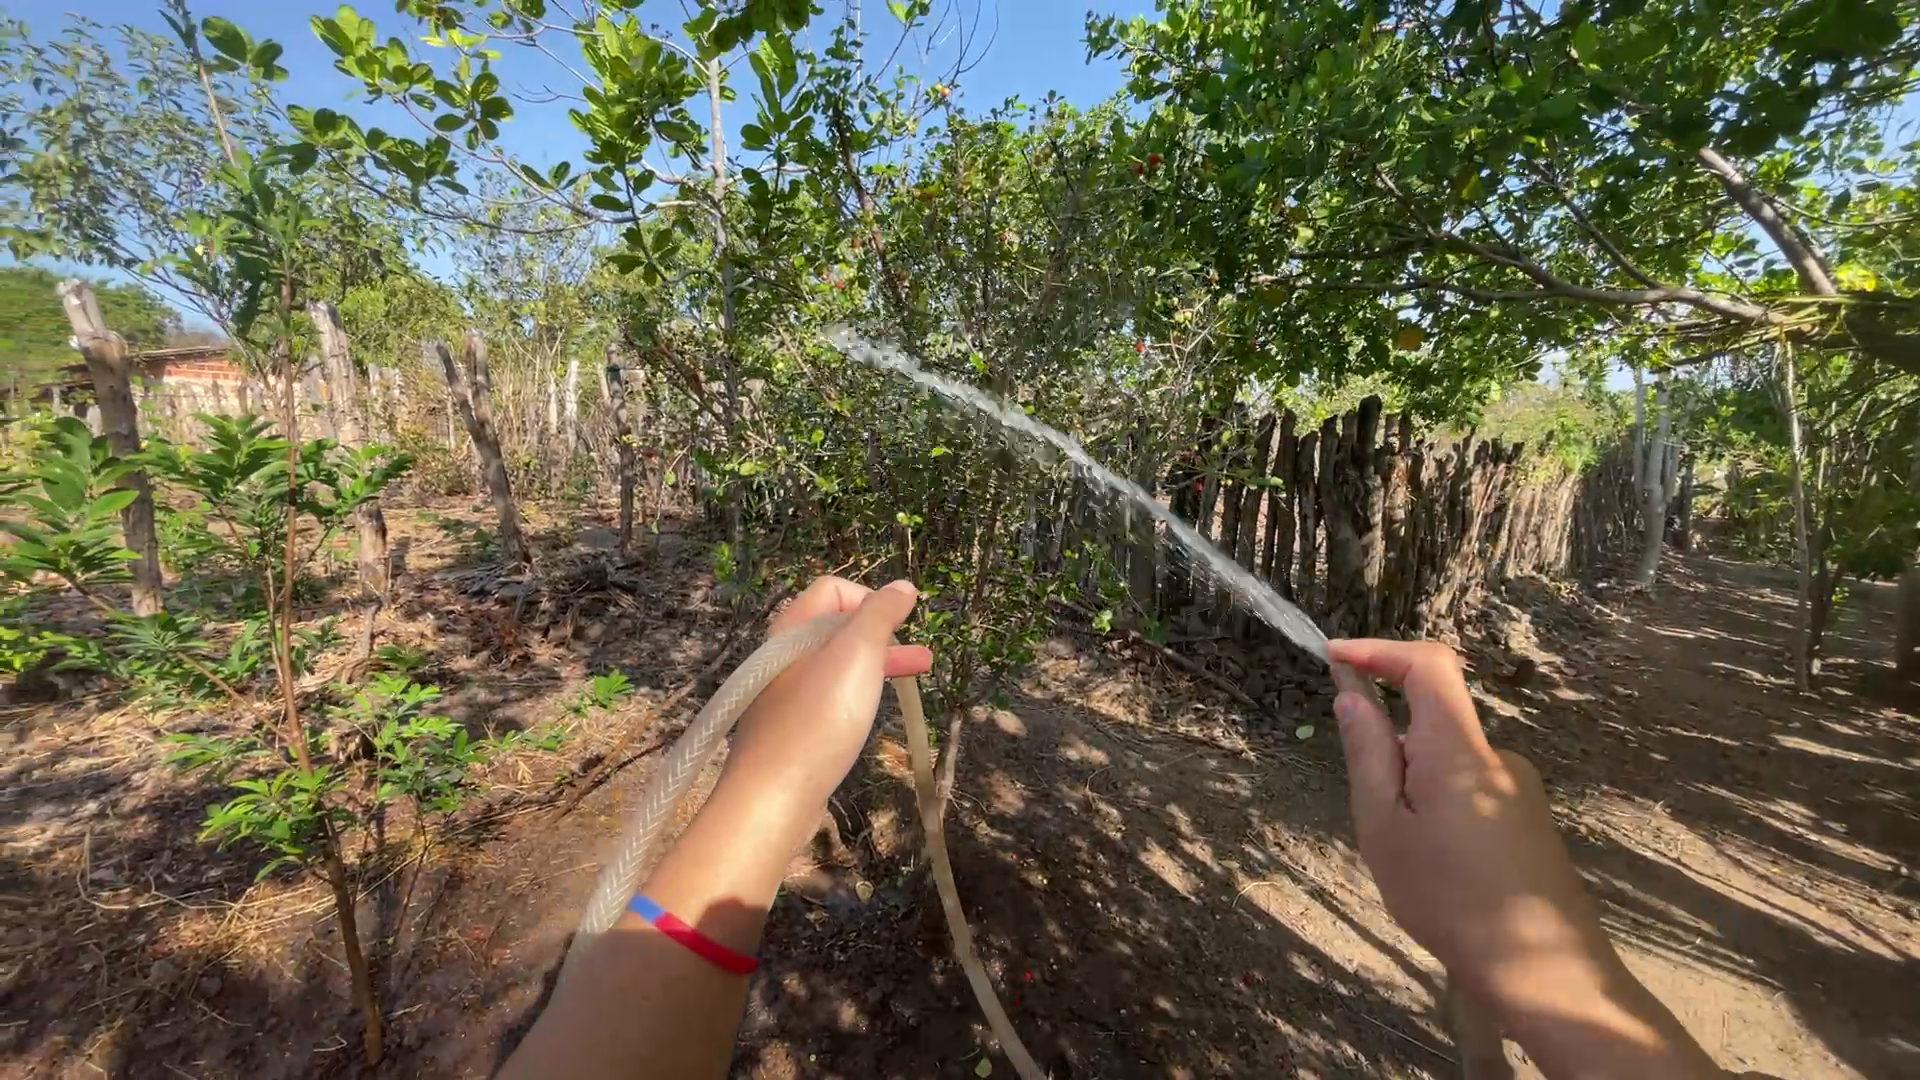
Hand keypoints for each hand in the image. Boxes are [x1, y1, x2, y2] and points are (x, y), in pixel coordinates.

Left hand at [717, 576, 930, 849]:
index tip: (899, 625)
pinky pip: (829, 695)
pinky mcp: (791, 727)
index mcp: (794, 628)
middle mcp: (785, 655)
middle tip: (920, 653)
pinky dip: (859, 692)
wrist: (773, 797)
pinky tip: (874, 709)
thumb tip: (902, 586)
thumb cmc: (820, 717)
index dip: (869, 597)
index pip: (832, 588)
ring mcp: (785, 693)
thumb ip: (880, 614)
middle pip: (837, 626)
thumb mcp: (858, 654)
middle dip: (883, 633)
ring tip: (917, 676)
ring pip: (838, 663)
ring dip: (879, 662)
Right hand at [1327, 638, 1722, 1079]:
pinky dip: (1432, 796)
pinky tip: (1433, 858)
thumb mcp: (1383, 825)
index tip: (1333, 656)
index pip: (1428, 664)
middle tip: (1368, 803)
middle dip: (1386, 736)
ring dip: (1408, 776)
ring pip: (1444, 754)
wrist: (1546, 977)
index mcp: (1457, 751)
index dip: (1378, 649)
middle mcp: (1495, 756)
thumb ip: (1368, 752)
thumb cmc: (1447, 898)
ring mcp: (1517, 786)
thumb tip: (1351, 693)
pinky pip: (1464, 780)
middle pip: (1432, 711)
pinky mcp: (1526, 814)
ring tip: (1403, 847)